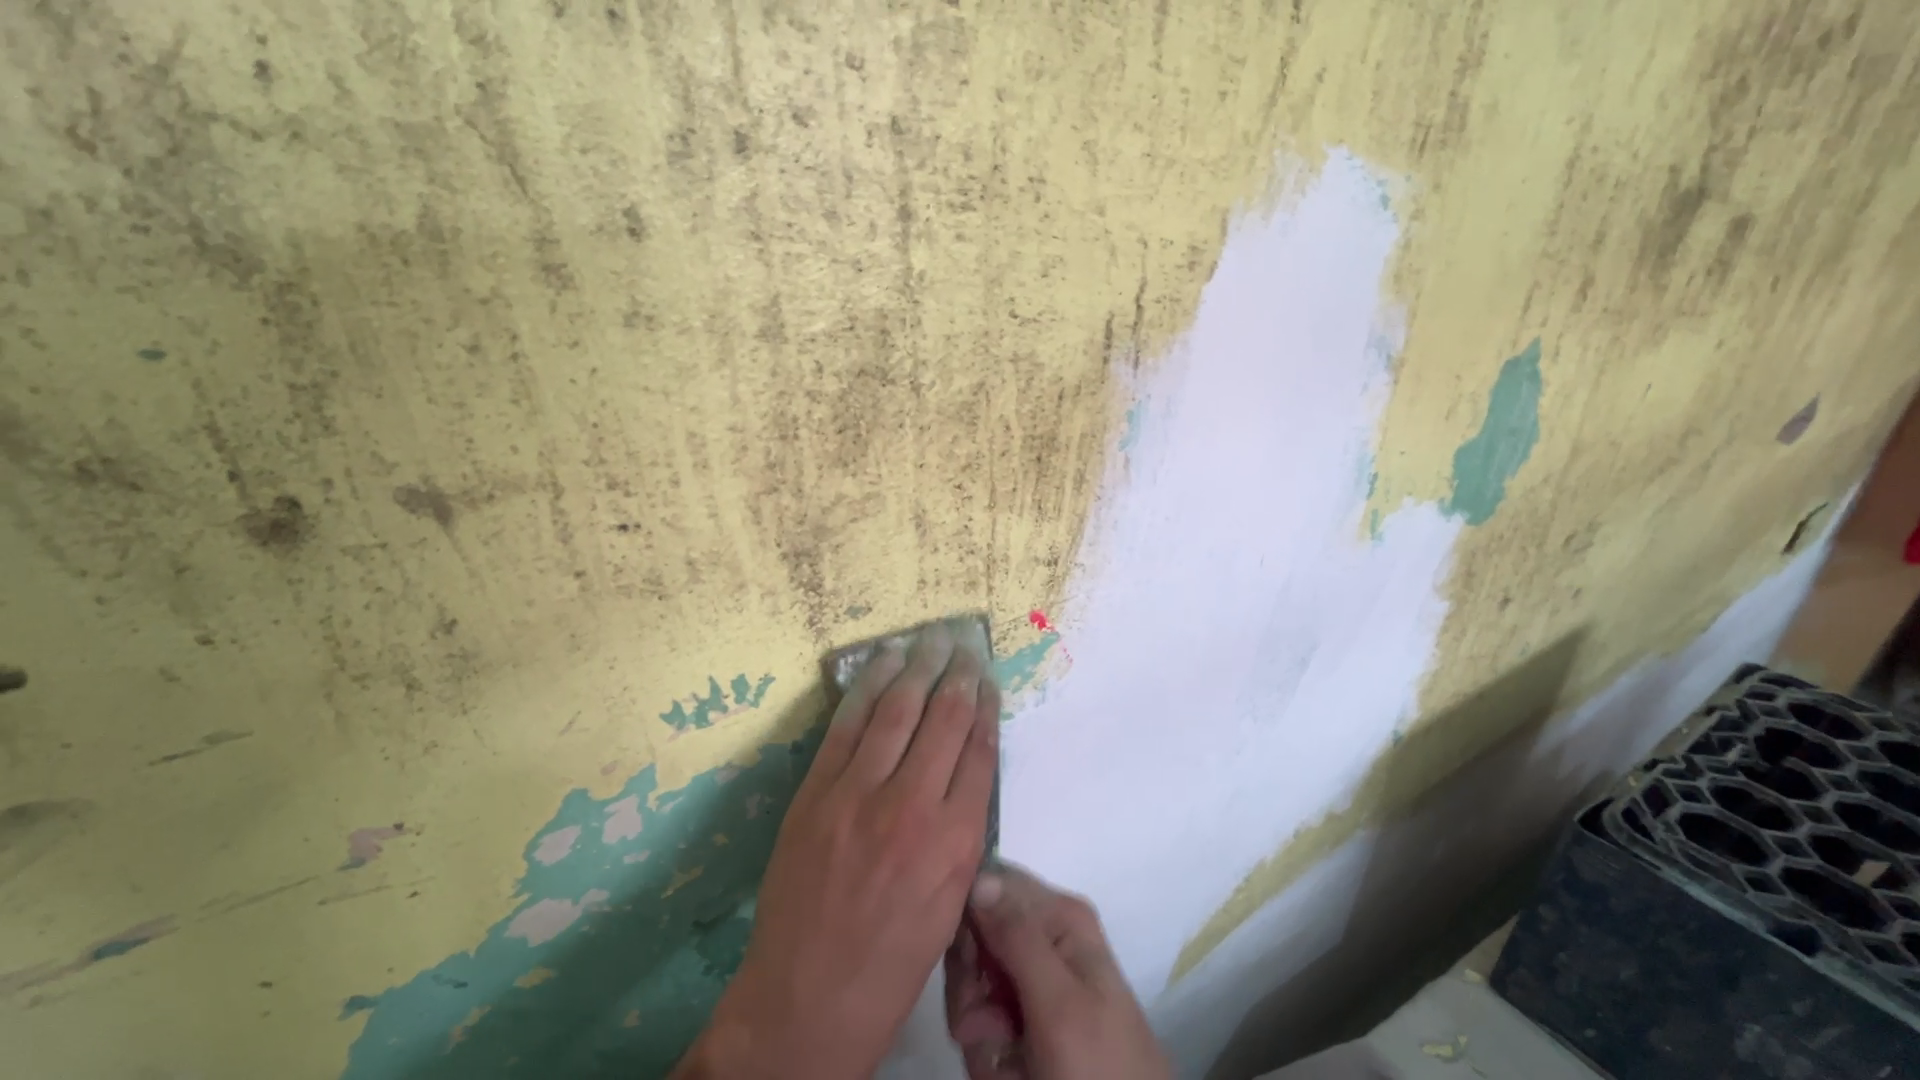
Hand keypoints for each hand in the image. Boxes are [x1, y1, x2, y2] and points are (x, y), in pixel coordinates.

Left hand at [675, 620, 1000, 1079]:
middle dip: (957, 676)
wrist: (808, 996)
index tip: (988, 680)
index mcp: (955, 841)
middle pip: (943, 721)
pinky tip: (880, 666)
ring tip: (928, 639)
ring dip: (914, 669)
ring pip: (894, 712)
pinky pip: (845, 728)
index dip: (985, 708)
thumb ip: (961, 834)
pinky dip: (865, 691)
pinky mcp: (815, 793)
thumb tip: (963, 776)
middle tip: (963, 645)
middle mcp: (912, 806)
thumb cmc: (892, 963)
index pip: (978, 752)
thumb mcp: (951, 903)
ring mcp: (857, 795)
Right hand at [946, 864, 1172, 1079]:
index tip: (969, 970)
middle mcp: (1045, 938)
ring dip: (978, 1030)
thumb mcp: (1059, 1003)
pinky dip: (988, 1051)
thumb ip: (1018, 938)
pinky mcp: (1025, 1017)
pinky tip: (1011, 1072)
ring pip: (971, 986)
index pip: (988, 886)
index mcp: (1060, 917)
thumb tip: (979, 875)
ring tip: (1008, 1062)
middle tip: (989, 1030)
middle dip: (970, 990)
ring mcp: (1034, 979)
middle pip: (974, 940)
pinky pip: (981, 1021)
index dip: (967, 924)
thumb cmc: (1098, 1065)